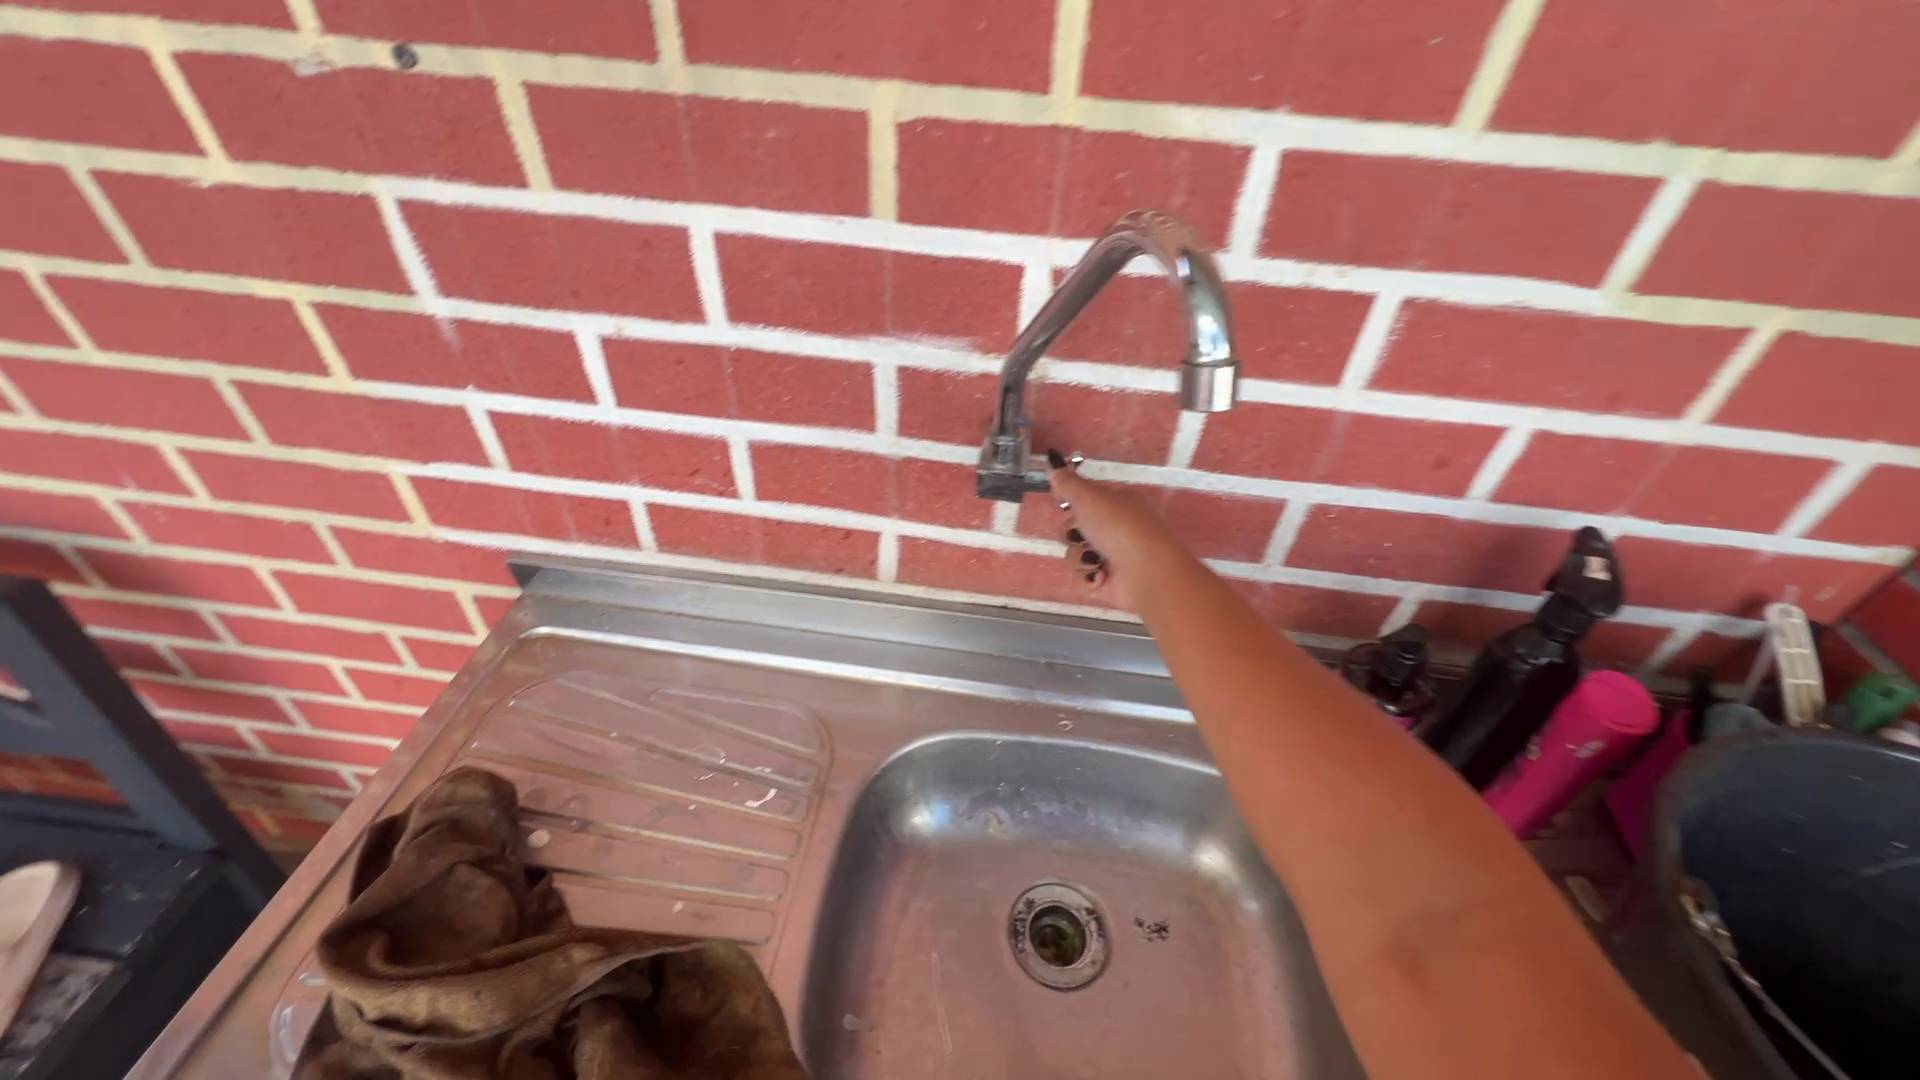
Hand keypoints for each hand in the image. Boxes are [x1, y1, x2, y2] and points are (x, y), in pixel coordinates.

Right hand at [1047, 451, 1183, 612]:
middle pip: (1072, 529)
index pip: (1082, 500)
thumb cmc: (1120, 527)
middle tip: (1085, 534)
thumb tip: (1052, 456)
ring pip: (1073, 555)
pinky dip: (1088, 578)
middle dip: (1073, 534)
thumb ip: (1067, 482)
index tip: (1064, 504)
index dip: (1070, 503)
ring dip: (1081, 558)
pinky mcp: (1105, 583)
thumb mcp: (1090, 498)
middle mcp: (1113, 529)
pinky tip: (1103, 576)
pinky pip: (1080, 578)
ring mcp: (1110, 557)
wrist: (1148, 572)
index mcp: (1115, 504)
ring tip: (1098, 561)